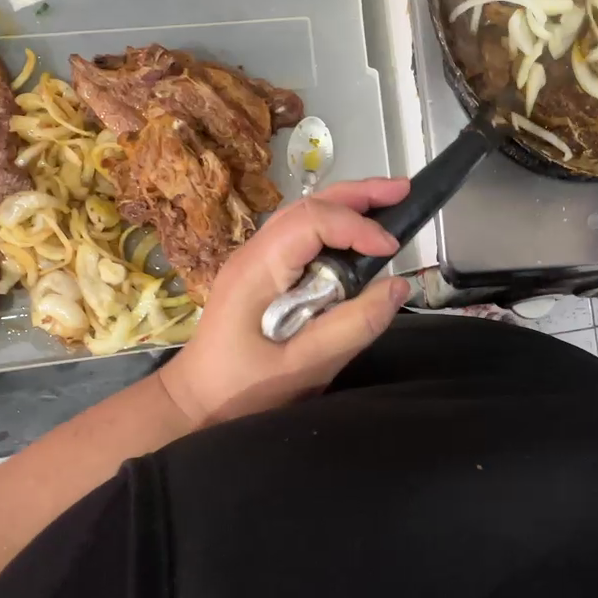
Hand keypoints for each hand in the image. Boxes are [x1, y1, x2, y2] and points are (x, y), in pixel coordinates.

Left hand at [155, 177, 412, 426]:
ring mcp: (256, 259)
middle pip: (309, 204)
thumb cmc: (242, 390)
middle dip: (359, 195)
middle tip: (404, 191)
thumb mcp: (303, 367)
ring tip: (392, 201)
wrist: (193, 406)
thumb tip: (398, 287)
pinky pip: (303, 234)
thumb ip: (352, 327)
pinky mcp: (264, 272)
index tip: (391, 249)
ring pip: (305, 214)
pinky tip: (360, 234)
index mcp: (258, 268)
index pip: (312, 221)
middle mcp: (254, 252)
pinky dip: (337, 224)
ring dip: (349, 204)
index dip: (356, 226)